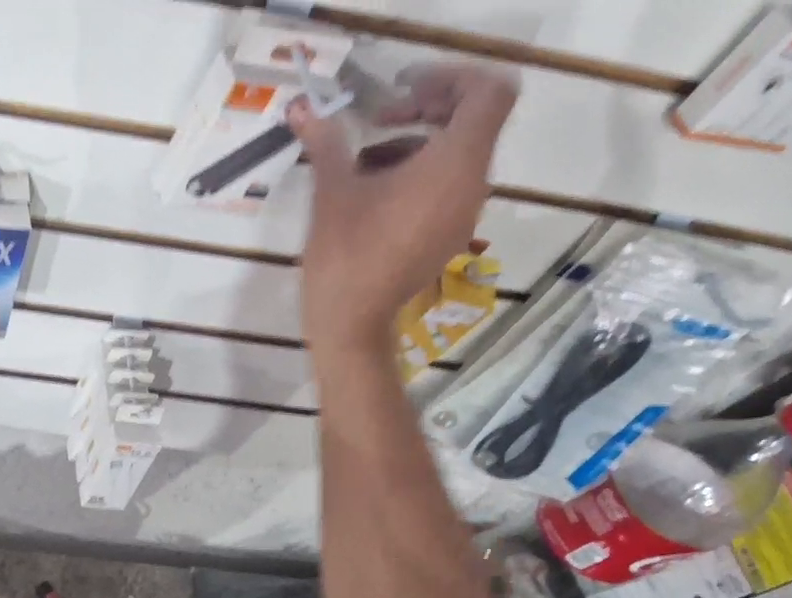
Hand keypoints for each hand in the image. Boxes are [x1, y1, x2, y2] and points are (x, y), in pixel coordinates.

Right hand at [288, 64, 519, 353]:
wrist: (352, 323)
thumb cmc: (344, 255)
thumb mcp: (332, 193)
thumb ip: (327, 144)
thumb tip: (304, 108)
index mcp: (454, 164)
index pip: (487, 93)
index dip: (450, 79)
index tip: (402, 89)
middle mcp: (473, 183)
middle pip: (472, 122)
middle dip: (427, 109)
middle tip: (378, 119)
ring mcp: (464, 212)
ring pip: (455, 155)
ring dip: (415, 144)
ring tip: (363, 165)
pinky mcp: (448, 234)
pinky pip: (446, 187)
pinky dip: (417, 175)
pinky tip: (372, 196)